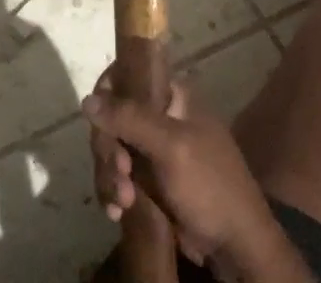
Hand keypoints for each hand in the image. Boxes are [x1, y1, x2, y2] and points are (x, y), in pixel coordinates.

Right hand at [85, 73, 280, 268]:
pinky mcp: (144, 179)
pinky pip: (114, 175)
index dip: (106, 93)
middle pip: (110, 116)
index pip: (127, 74)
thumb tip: (86, 100)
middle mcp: (159, 118)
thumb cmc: (210, 187)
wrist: (234, 247)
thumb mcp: (172, 148)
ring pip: (109, 148)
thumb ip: (130, 119)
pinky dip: (112, 192)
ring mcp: (150, 149)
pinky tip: (117, 210)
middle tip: (121, 172)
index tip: (100, 119)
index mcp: (172, 98)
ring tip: (123, 201)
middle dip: (109, 148)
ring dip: (110, 176)